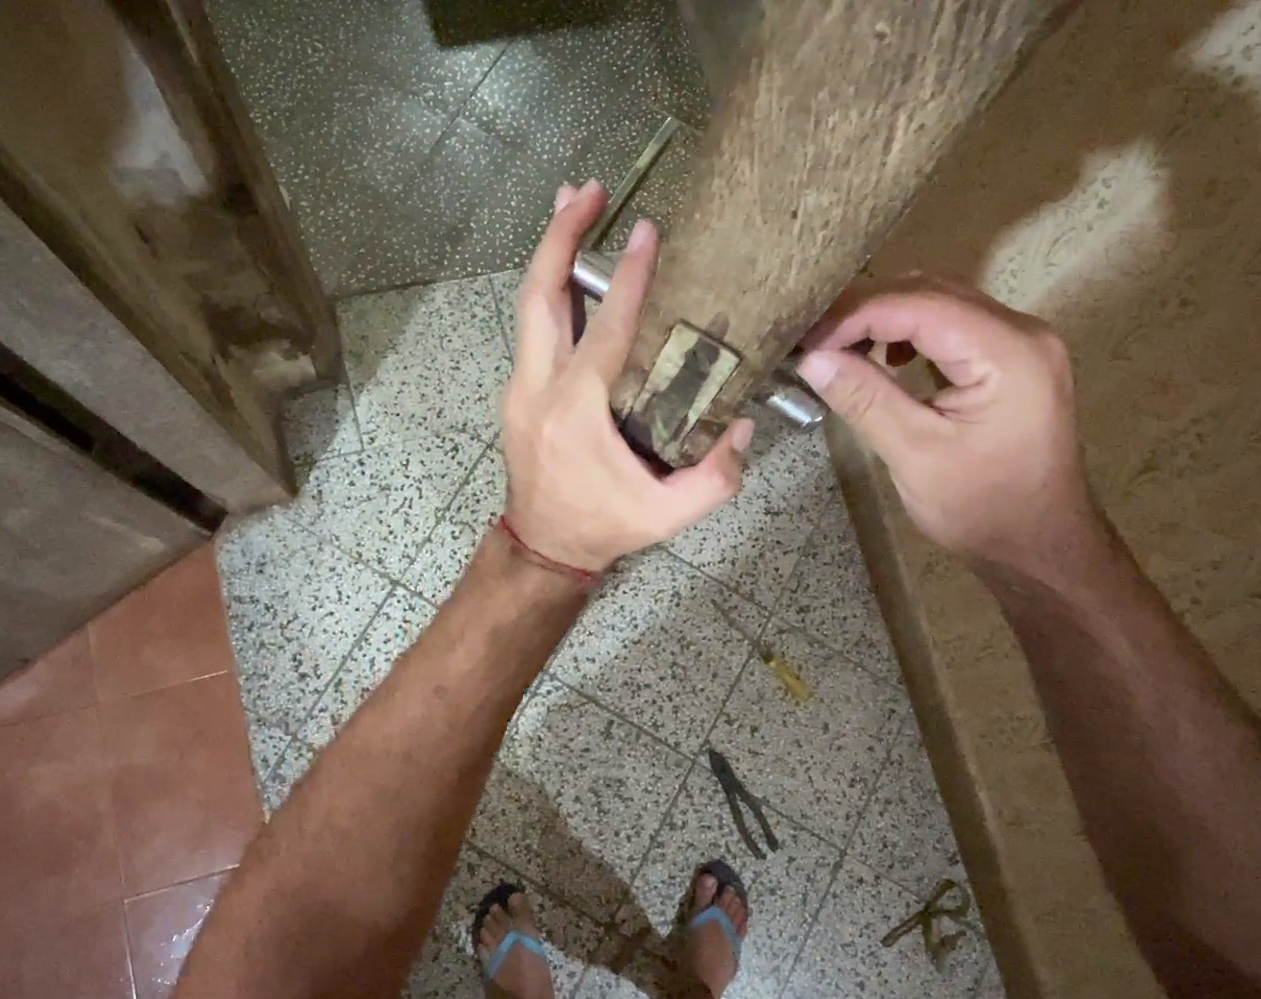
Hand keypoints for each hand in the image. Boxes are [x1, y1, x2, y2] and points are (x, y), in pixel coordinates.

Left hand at [500, 181, 751, 572]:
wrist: (541, 547)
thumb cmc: (603, 528)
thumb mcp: (667, 516)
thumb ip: (714, 479)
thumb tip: (744, 426)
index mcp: (575, 411)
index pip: (605, 328)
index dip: (628, 277)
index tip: (648, 230)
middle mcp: (537, 388)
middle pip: (539, 295)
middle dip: (559, 236)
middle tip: (586, 188)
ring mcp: (519, 388)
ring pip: (527, 306)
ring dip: (548, 253)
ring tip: (570, 203)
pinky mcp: (516, 393)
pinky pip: (531, 329)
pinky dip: (548, 291)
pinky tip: (569, 272)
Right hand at [796, 276, 1097, 575]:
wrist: (1038, 542)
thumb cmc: (980, 507)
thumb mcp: (914, 455)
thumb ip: (864, 398)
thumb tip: (810, 358)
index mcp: (1007, 352)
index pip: (919, 305)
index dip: (855, 314)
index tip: (805, 339)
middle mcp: (1021, 331)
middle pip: (931, 292)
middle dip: (866, 309)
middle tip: (812, 338)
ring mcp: (1020, 342)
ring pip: (940, 303)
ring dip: (886, 317)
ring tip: (838, 346)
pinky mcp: (1010, 358)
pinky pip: (953, 325)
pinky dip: (911, 332)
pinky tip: (887, 359)